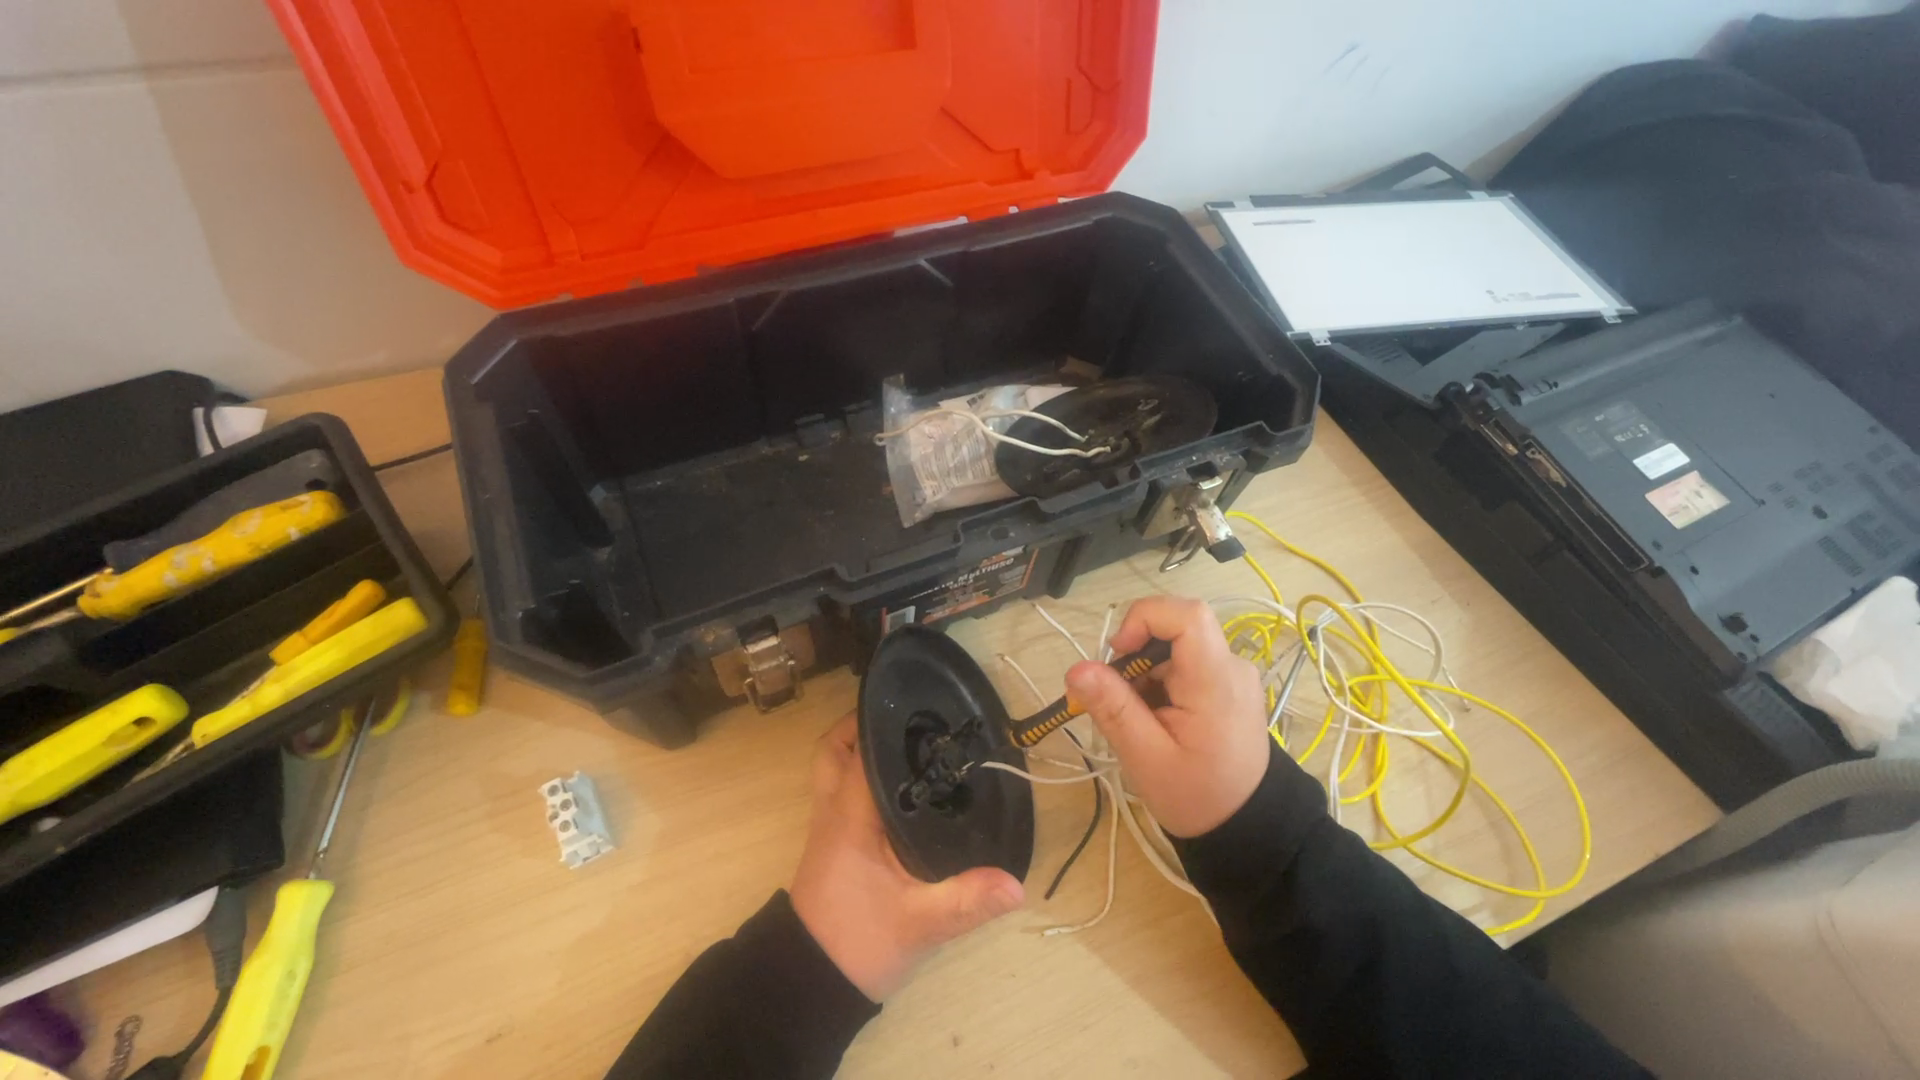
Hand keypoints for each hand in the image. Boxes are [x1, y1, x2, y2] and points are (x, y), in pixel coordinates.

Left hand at [789, 713, 1025, 1001]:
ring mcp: (829, 829)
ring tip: (907, 744)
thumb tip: (1016, 885)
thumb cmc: (856, 944)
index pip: (860, 752)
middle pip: (834, 750)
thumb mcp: (918, 925)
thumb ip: (966, 902)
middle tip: (906, 720)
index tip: (920, 707)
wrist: (810, 984)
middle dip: (862, 727)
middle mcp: (833, 813)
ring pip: (834, 770)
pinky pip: (843, 793)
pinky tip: (902, 789)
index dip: (884, 724)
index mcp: (849, 817)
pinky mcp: (834, 845)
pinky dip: (863, 777)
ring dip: (859, 750)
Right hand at [1066, 596, 1268, 837]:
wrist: (1247, 825)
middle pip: (1174, 629)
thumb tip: (1076, 669)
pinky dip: (1159, 683)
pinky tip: (1154, 719)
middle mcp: (1230, 665)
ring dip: (1144, 673)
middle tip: (1116, 697)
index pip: (1185, 614)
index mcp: (1215, 679)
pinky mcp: (1226, 685)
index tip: (1117, 653)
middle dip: (1135, 655)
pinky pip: (1184, 664)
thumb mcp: (1146, 758)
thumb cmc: (1197, 796)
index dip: (1144, 619)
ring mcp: (1231, 674)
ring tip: (1137, 718)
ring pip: (1174, 648)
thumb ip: (1113, 709)